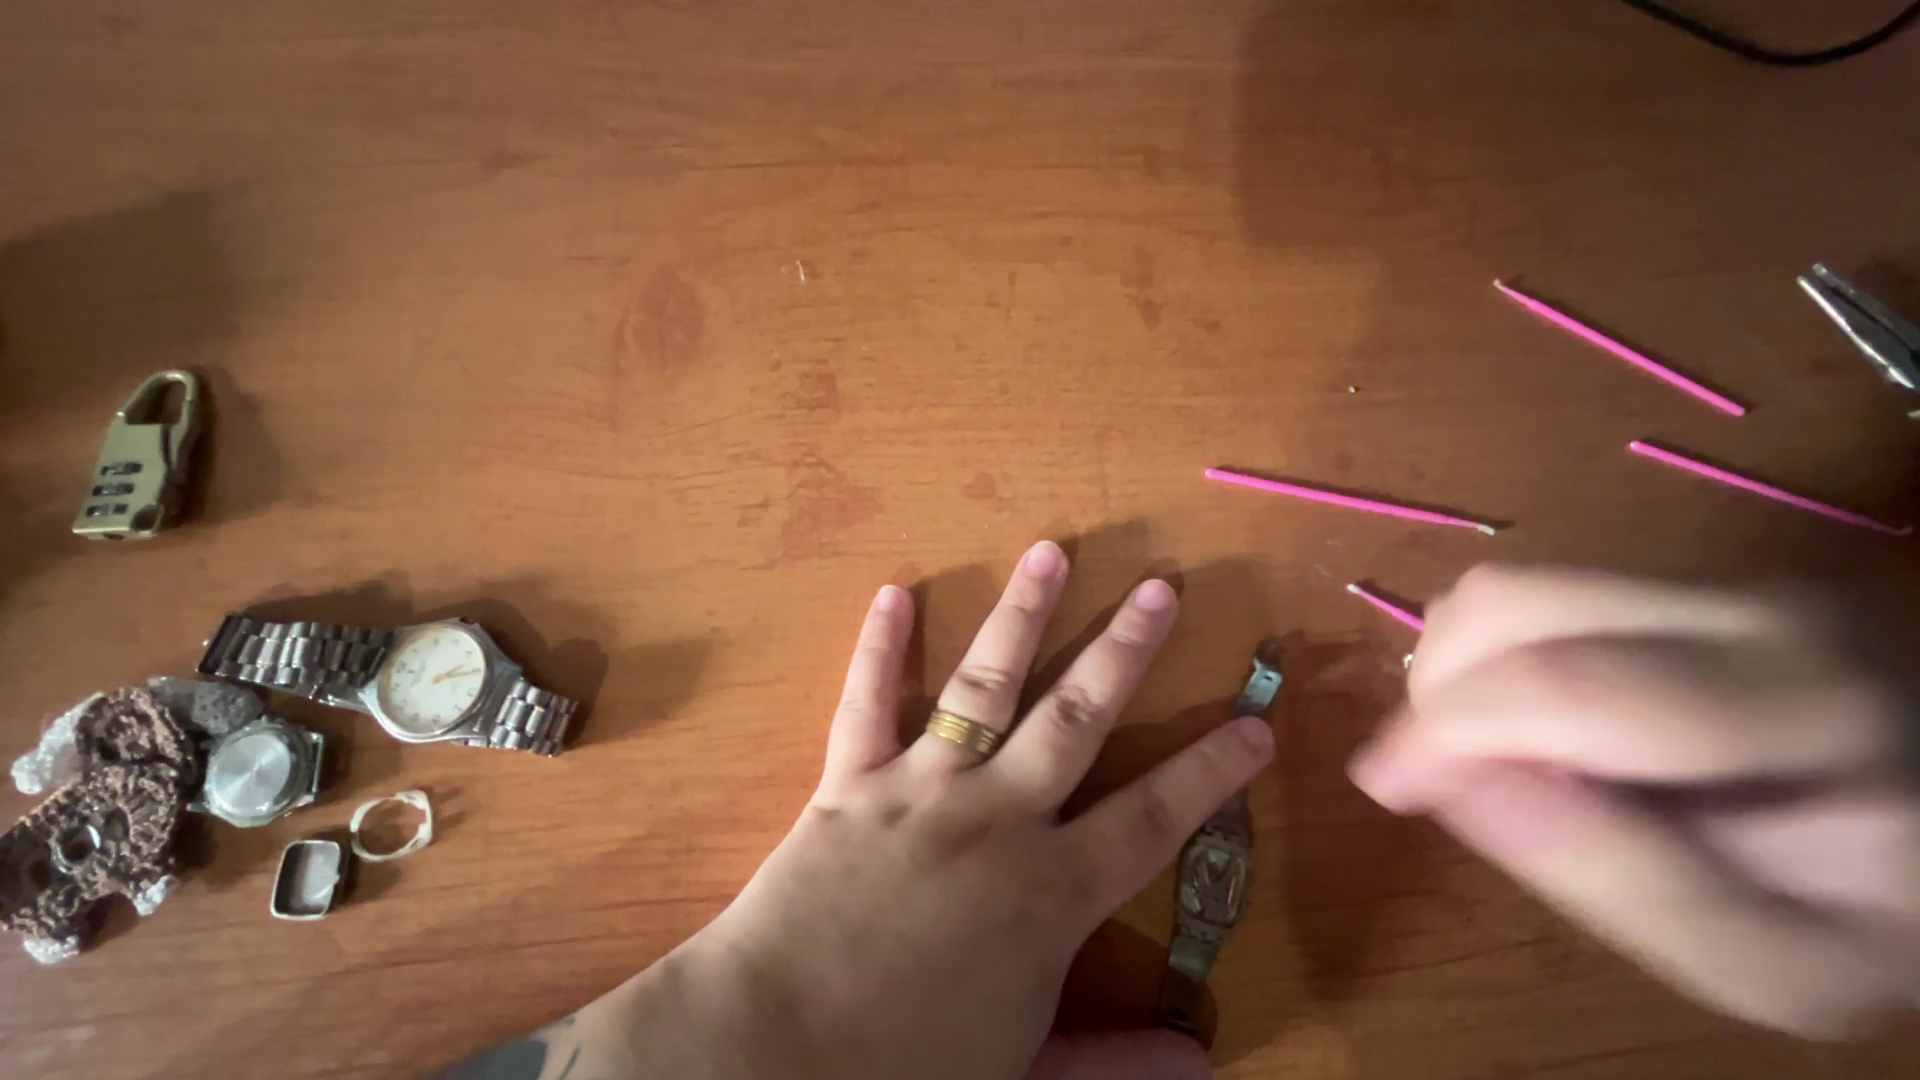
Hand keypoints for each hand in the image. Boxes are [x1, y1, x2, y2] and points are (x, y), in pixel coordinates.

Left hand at [561, 541, 1270, 1079]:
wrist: (777, 1051)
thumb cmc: (907, 1069)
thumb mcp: (1029, 1078)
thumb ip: (1116, 1064)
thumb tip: (1205, 1068)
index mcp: (1050, 890)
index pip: (1152, 818)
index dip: (1208, 771)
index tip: (1255, 723)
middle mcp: (997, 819)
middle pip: (1076, 717)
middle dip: (1123, 649)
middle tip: (1160, 587)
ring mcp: (923, 789)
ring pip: (983, 687)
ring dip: (1020, 616)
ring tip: (1048, 551)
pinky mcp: (851, 782)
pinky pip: (865, 703)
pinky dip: (878, 648)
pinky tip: (892, 592)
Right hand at [1349, 564, 1919, 1037]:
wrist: (1917, 817)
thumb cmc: (1848, 911)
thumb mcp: (1761, 958)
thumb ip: (1603, 873)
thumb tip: (1430, 774)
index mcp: (1804, 716)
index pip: (1569, 687)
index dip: (1446, 727)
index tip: (1383, 786)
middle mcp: (1754, 614)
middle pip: (1507, 606)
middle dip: (1437, 691)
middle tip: (1445, 774)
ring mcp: (1708, 581)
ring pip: (1497, 589)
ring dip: (1448, 668)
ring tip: (1485, 745)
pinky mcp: (1667, 575)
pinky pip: (1514, 591)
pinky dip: (1475, 651)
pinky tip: (1517, 709)